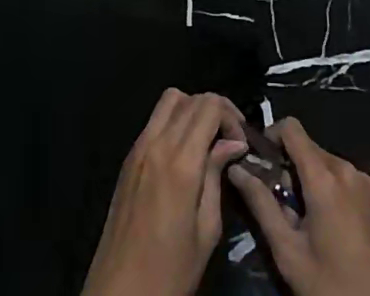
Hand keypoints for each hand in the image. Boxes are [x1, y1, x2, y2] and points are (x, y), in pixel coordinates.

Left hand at [82, 89, 248, 295]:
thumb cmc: (169, 272)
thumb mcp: (206, 230)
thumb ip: (217, 176)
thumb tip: (233, 143)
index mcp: (180, 162)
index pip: (210, 106)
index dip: (231, 116)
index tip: (241, 142)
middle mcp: (156, 145)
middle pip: (191, 98)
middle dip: (216, 110)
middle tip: (230, 138)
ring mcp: (137, 150)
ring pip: (169, 101)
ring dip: (193, 109)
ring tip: (208, 138)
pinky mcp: (127, 160)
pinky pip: (154, 121)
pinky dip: (174, 121)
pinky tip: (185, 150)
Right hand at [227, 118, 369, 295]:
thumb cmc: (331, 285)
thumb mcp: (288, 251)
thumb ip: (261, 205)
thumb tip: (237, 170)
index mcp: (325, 178)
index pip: (292, 129)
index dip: (271, 136)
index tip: (259, 160)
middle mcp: (348, 169)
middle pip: (310, 148)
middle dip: (289, 167)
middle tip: (278, 203)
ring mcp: (368, 182)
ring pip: (328, 164)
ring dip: (310, 180)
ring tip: (303, 220)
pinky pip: (347, 179)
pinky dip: (332, 189)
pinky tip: (330, 225)